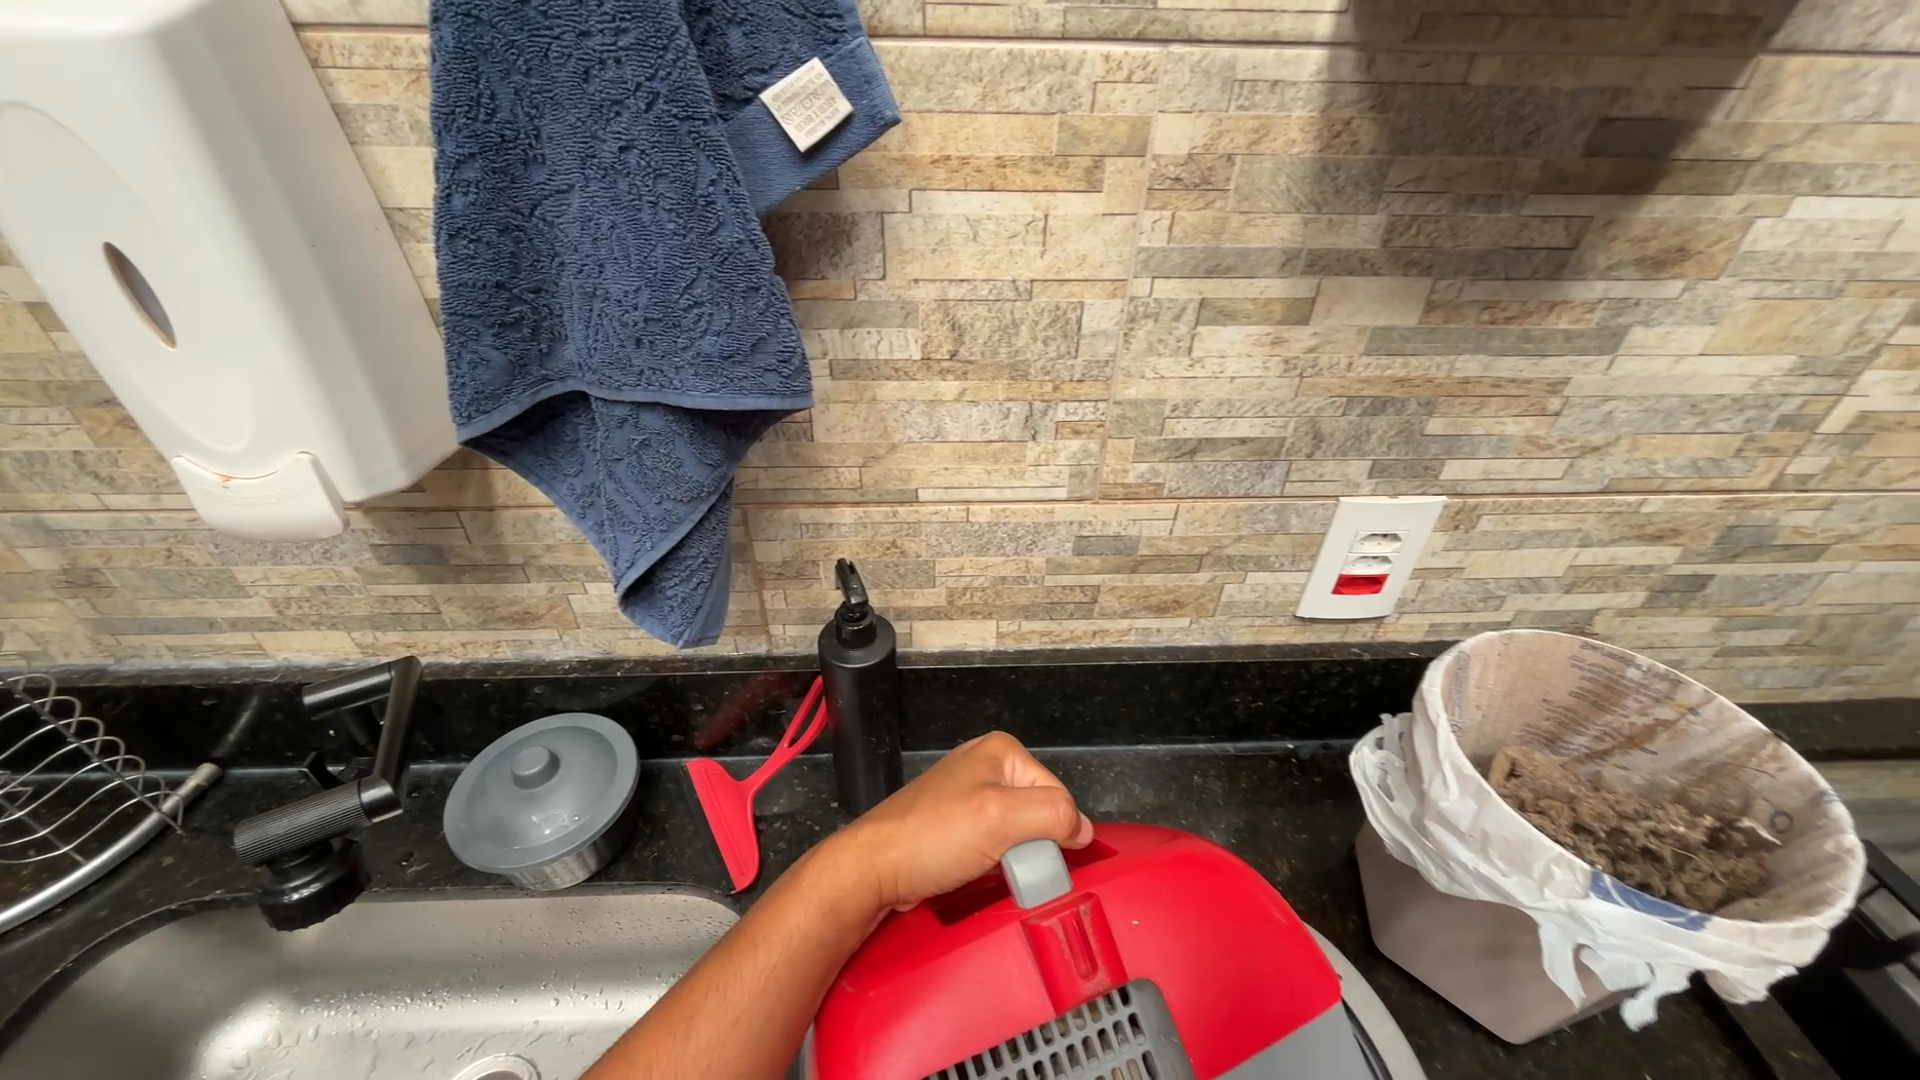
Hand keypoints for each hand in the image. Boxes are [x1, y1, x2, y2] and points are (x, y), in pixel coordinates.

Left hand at [830, 731, 1092, 913]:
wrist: (873, 868)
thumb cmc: (932, 837)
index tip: (1027, 856)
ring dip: (1012, 857)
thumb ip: (1052, 815)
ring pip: (1018, 831)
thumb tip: (1084, 829)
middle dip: (1030, 845)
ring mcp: (969, 793)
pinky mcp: (956, 822)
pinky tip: (977, 871)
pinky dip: (995, 861)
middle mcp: (987, 764)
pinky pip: (995, 842)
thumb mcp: (1002, 819)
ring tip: (988, 870)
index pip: (1057, 794)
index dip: (1052, 832)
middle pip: (1039, 812)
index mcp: (1001, 751)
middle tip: (1006, 865)